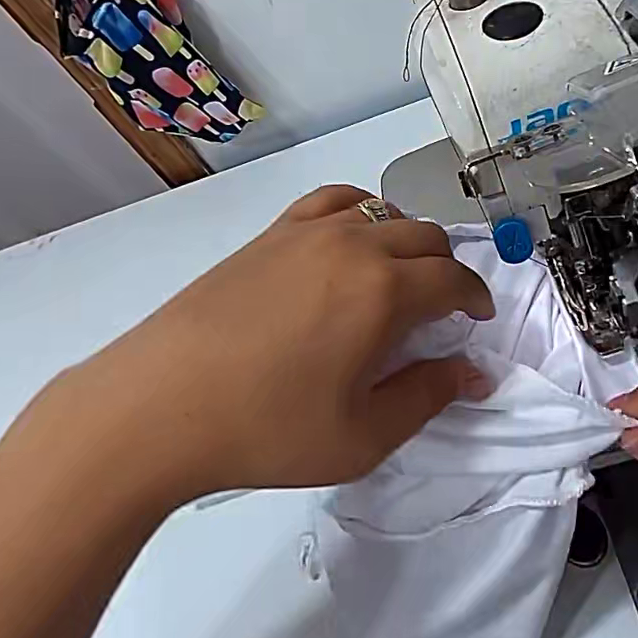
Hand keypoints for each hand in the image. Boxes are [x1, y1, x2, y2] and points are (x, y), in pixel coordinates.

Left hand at [47, 184, 494, 501]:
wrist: (160, 404)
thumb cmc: (267, 429)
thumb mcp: (362, 436)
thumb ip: (428, 396)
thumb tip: (474, 372)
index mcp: (384, 291)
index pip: (453, 279)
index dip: (475, 298)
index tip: (477, 319)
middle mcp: (354, 245)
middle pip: (425, 237)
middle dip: (446, 269)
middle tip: (439, 309)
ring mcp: (308, 231)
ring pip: (383, 212)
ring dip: (406, 239)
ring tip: (398, 274)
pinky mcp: (272, 232)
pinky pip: (332, 201)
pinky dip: (359, 211)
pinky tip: (351, 238)